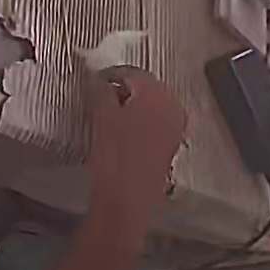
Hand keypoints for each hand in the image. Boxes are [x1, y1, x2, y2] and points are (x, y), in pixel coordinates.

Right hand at [86, 66, 186, 221]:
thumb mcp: (102, 117)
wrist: (127, 196)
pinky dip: (140, 121)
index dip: (111, 74)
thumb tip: (100, 81)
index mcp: (156, 93)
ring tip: (110, 114)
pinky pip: (155, 123)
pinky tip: (123, 132)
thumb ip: (102, 92)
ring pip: (152, 106)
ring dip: (133, 106)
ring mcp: (174, 126)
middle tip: (101, 94)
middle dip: (126, 89)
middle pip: (147, 87)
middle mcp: (172, 106)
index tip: (95, 79)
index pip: (133, 72)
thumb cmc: (114, 154)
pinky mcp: (170, 145)